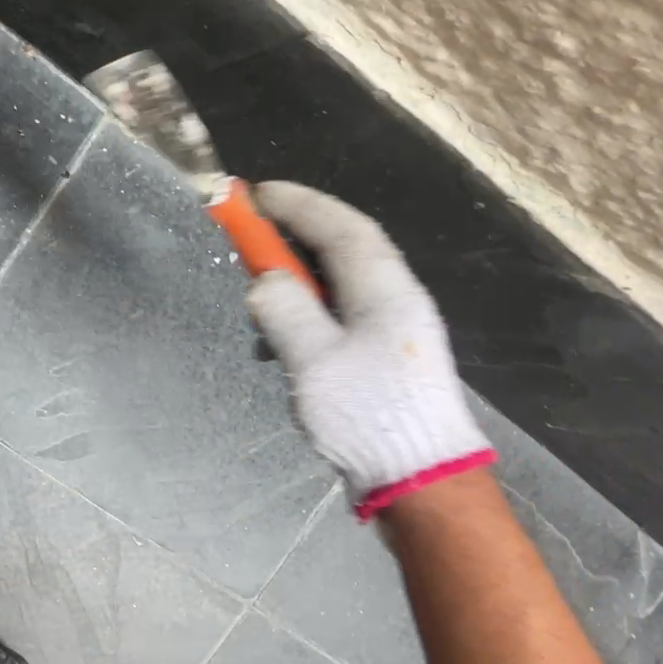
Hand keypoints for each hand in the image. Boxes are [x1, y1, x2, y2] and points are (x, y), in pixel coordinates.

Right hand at [244, 182, 493, 519]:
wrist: (415, 471)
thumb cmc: (366, 412)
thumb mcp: (314, 361)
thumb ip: (286, 313)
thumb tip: (262, 282)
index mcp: (384, 293)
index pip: (342, 230)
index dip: (300, 205)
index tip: (256, 192)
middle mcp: (392, 300)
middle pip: (343, 249)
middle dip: (295, 232)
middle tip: (248, 230)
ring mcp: (387, 329)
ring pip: (337, 282)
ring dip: (294, 274)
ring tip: (256, 286)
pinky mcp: (376, 355)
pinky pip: (334, 312)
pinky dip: (301, 307)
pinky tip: (277, 333)